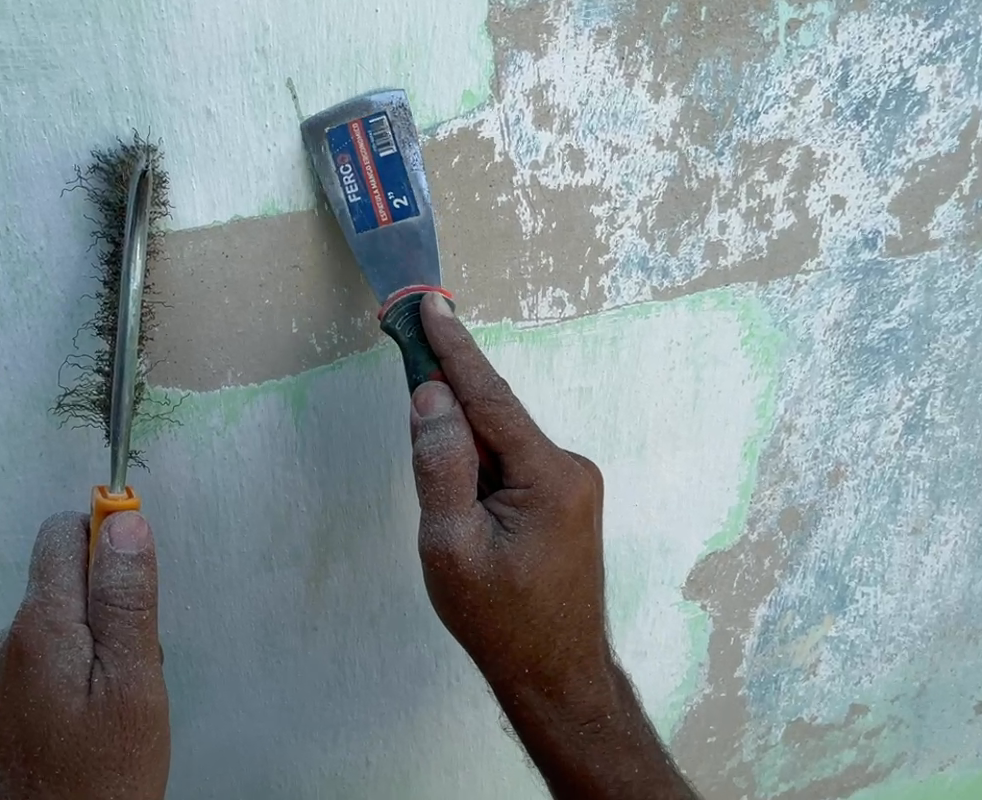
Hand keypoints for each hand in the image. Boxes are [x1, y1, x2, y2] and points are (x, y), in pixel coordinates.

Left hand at [0, 511, 169, 799]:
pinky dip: (81, 674)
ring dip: (101, 644)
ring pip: (67, 622)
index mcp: (38, 622)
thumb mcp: (131, 685)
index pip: (64, 531)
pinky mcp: (4, 708)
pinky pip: (53, 659)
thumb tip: (124, 518)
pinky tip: (97, 725)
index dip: (107, 538)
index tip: (137, 586)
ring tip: (120, 707)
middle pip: (68, 578)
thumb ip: (127, 599)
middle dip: (112, 603)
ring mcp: (2, 676)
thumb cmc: (96, 779)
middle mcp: (9, 639)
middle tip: (137, 666)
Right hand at [409, 294, 695, 798]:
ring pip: (495, 440)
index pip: (489, 396)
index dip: (454, 349)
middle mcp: (567, 466)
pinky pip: (505, 459)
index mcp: (547, 474)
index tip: (431, 305)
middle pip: (490, 417)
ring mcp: (569, 480)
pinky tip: (464, 507)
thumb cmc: (499, 617)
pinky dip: (474, 464)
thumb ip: (439, 462)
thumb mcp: (450, 544)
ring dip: (458, 448)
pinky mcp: (561, 494)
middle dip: (446, 410)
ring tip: (445, 508)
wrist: (556, 675)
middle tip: (413, 418)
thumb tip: (432, 394)